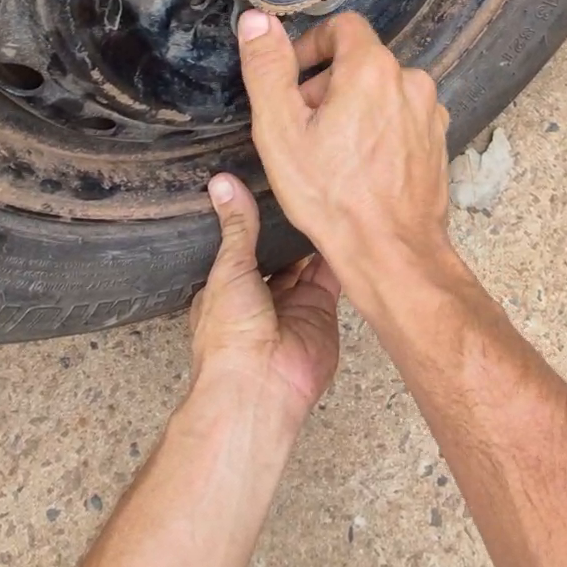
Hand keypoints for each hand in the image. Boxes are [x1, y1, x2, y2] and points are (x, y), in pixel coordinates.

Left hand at [187, 172, 340, 420]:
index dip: (254, 224)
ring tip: (326, 200)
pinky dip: (338, 257)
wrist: (260, 383)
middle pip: (279, 256)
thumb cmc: (230, 336)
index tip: (266, 189)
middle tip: (302, 190)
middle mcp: (262, 298)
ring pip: (308, 264)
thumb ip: (236, 227)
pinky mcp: (322, 313)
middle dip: (288, 231)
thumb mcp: (229, 267)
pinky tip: (344, 228)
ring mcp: (294, 306)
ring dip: (314, 241)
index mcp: (229, 290)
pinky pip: (332, 279)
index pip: (243, 249)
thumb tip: (222, 183)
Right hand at [235, 8, 458, 317]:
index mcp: (372, 68)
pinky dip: (380, 128)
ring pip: (383, 91)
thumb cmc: (332, 195)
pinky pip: (402, 118)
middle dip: (329, 83)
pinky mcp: (437, 140)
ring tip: (331, 150)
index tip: (294, 79)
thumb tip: (256, 21)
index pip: (343, 27)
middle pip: (362, 61)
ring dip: (355, 107)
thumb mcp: (281, 130)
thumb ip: (268, 68)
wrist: (391, 251)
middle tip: (303, 125)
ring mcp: (430, 112)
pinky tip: (361, 165)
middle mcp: (410, 81)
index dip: (312, 45)